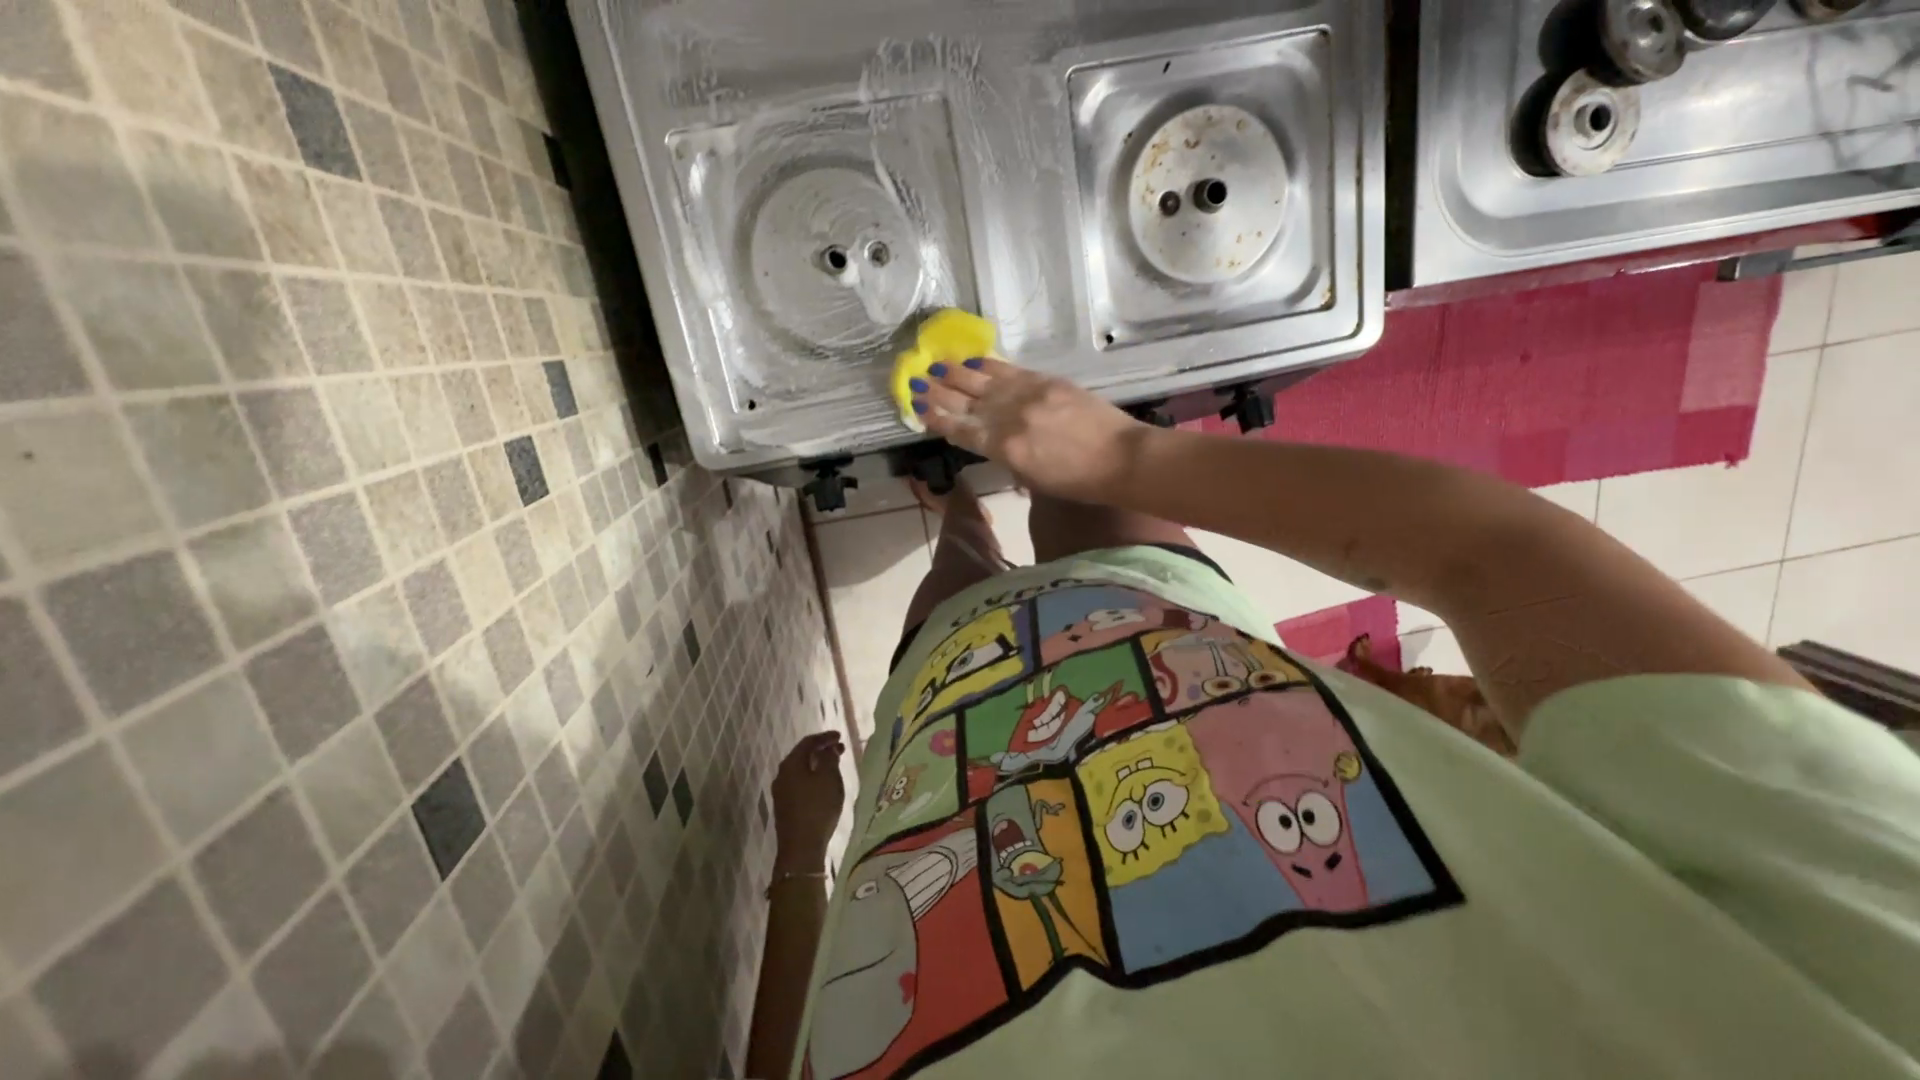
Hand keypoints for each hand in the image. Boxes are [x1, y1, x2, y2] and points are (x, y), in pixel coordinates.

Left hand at [770, 732, 846, 870]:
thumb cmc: (817, 808)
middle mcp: (782, 774)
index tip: (840, 736)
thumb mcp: (829, 779)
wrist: (800, 847)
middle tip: (840, 749)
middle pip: (802, 756)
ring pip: (801, 771)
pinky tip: (823, 786)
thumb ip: (829, 759)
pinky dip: (813, 778)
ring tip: (835, 766)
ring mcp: (781, 792)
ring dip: (817, 765)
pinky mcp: (785, 807)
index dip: (825, 737)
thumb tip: (828, 748)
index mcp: (791, 764)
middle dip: (821, 750)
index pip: (808, 742)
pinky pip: (799, 784)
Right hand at [913, 358, 1147, 501]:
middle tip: (917, 382)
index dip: (938, 419)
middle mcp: (1010, 418)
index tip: (919, 409)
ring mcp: (1028, 396)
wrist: (1122, 459)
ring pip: (983, 381)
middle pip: (966, 402)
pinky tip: (973, 361)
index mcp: (1005, 449)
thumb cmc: (1079, 482)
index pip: (962, 430)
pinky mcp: (1046, 381)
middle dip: (939, 392)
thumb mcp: (1033, 479)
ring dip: (956, 373)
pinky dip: (988, 365)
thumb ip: (1007, 457)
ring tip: (936, 365)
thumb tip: (989, 440)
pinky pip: (1009, 370)